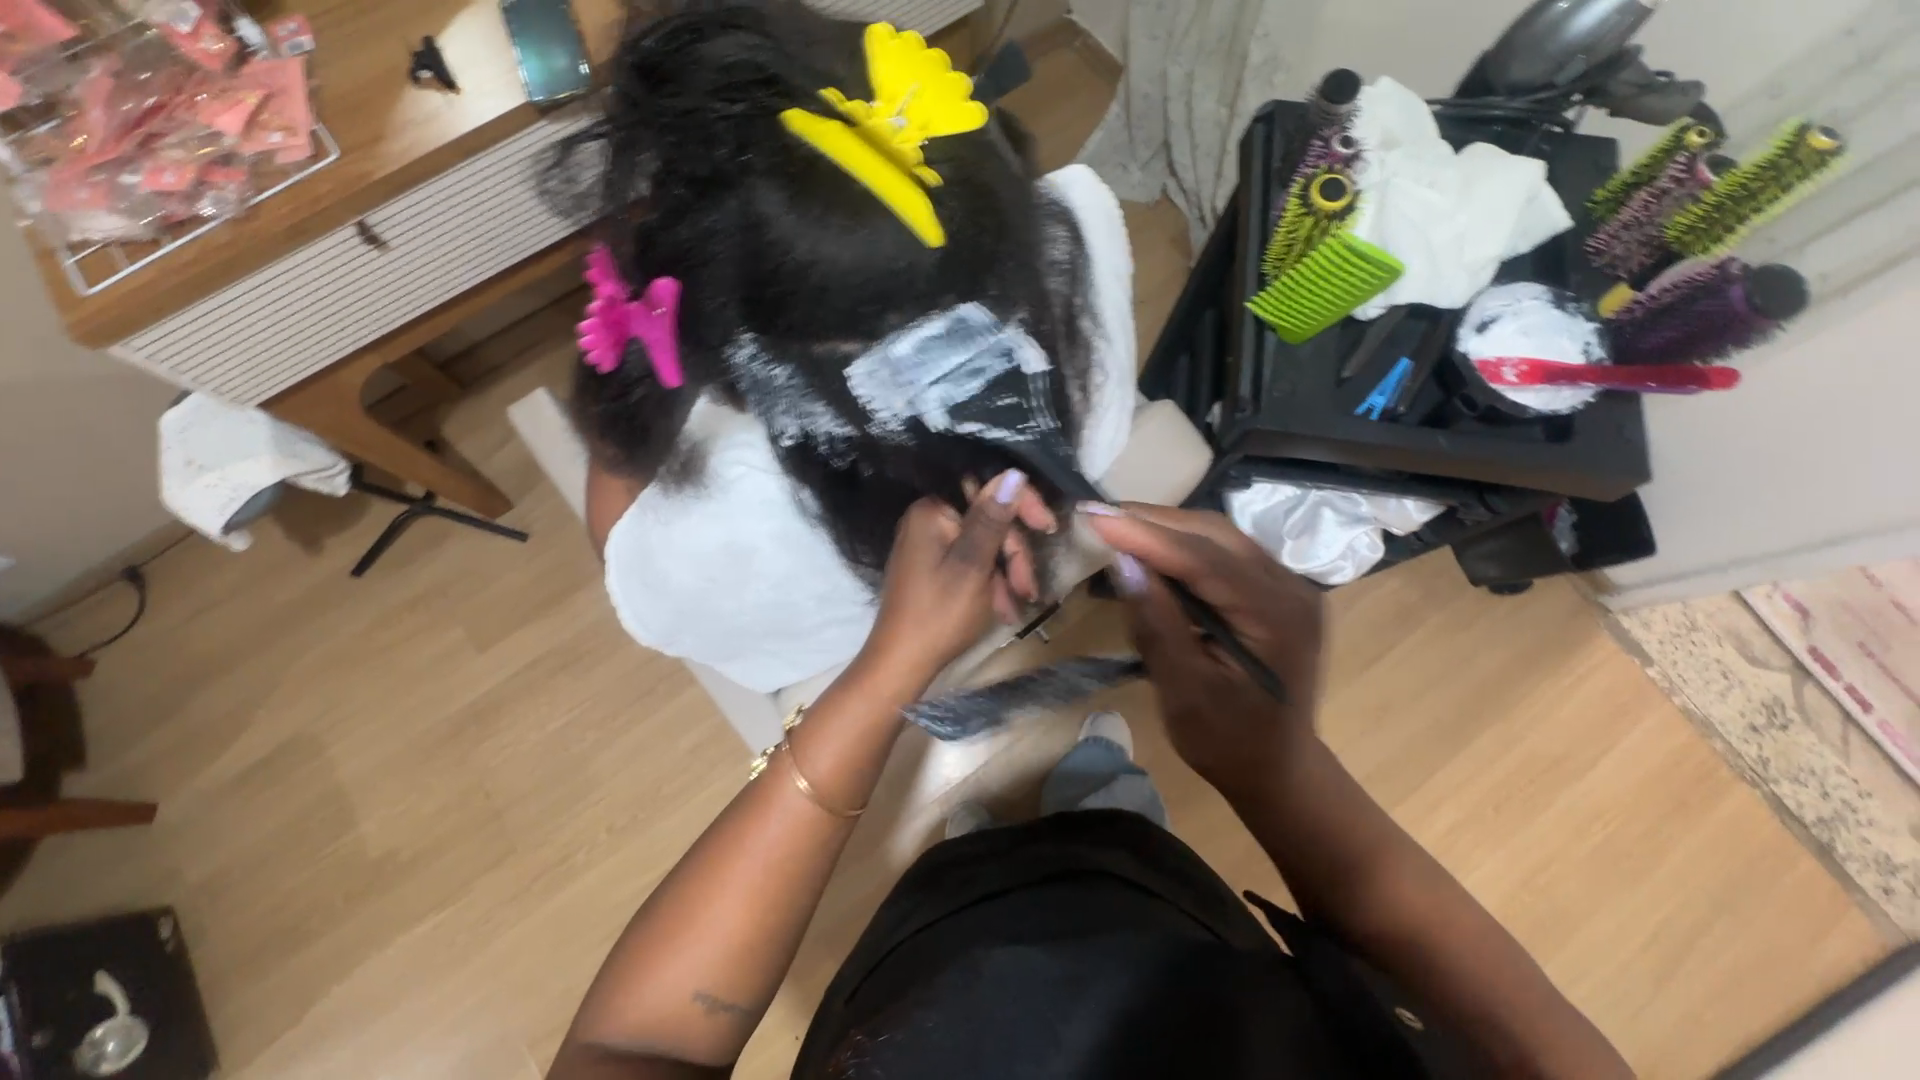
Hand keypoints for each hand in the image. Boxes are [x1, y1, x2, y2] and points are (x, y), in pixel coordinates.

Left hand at [859, 470, 1054, 691]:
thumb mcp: (973, 565)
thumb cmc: (939, 614)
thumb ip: (993, 519)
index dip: (1022, 505)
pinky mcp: (933, 568)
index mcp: (932, 512)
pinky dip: (990, 583)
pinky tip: (1002, 609)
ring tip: (1015, 606)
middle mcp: (927, 520)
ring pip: (984, 545)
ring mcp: (928, 545)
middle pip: (988, 520)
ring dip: (1006, 573)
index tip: (1049, 528)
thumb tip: (1014, 473)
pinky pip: (971, 562)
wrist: (902, 664)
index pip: (986, 489)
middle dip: (1014, 554)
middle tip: (1028, 588)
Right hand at [1084, 504, 1324, 800]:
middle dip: (1153, 521)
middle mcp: (1291, 588)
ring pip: (1220, 537)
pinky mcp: (1275, 591)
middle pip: (1215, 534)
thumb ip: (1157, 624)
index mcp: (1276, 616)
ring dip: (1166, 530)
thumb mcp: (1184, 691)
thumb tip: (1122, 564)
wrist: (1279, 769)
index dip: (1145, 534)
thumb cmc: (1228, 741)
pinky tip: (1150, 552)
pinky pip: (1226, 553)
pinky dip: (1183, 548)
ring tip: (1115, 528)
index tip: (1094, 517)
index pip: (1203, 558)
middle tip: (1097, 517)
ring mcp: (1288, 586)